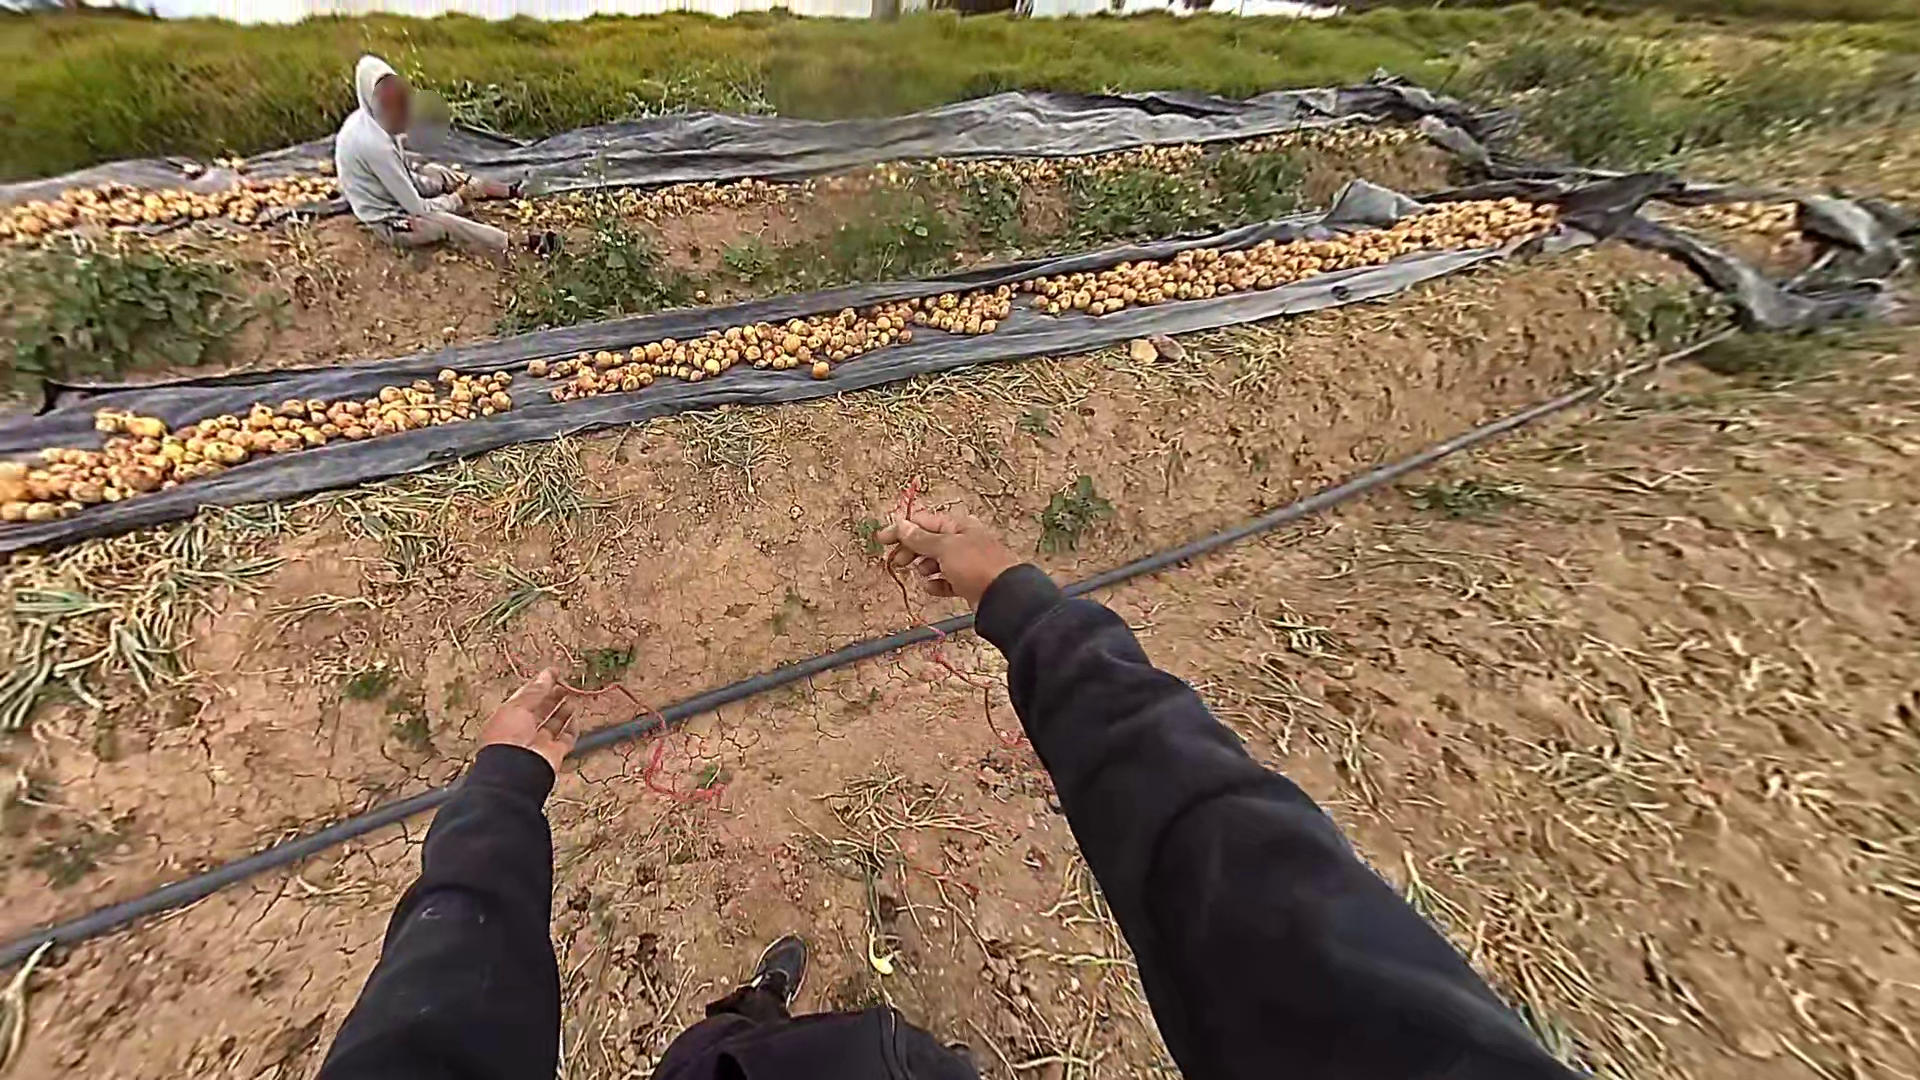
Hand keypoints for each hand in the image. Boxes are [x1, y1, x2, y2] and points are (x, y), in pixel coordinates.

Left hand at [479, 669, 578, 773]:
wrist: (516, 769)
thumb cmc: (509, 737)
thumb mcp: (518, 707)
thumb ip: (535, 691)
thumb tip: (547, 674)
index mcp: (508, 719)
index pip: (526, 698)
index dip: (539, 685)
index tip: (553, 673)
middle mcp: (523, 731)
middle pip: (540, 710)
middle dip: (552, 697)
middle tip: (565, 685)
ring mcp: (539, 742)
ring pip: (554, 723)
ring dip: (563, 710)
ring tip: (572, 697)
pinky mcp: (554, 752)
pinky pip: (566, 737)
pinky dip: (572, 727)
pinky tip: (576, 717)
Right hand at [878, 509, 1020, 608]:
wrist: (1003, 597)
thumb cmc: (975, 565)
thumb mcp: (945, 548)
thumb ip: (921, 538)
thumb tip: (901, 525)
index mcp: (958, 526)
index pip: (923, 522)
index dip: (902, 530)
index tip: (882, 540)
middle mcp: (961, 541)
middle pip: (927, 542)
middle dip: (911, 550)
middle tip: (898, 562)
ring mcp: (964, 563)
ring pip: (934, 562)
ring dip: (924, 568)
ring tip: (924, 574)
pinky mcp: (966, 583)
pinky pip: (944, 580)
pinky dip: (936, 584)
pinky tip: (933, 587)